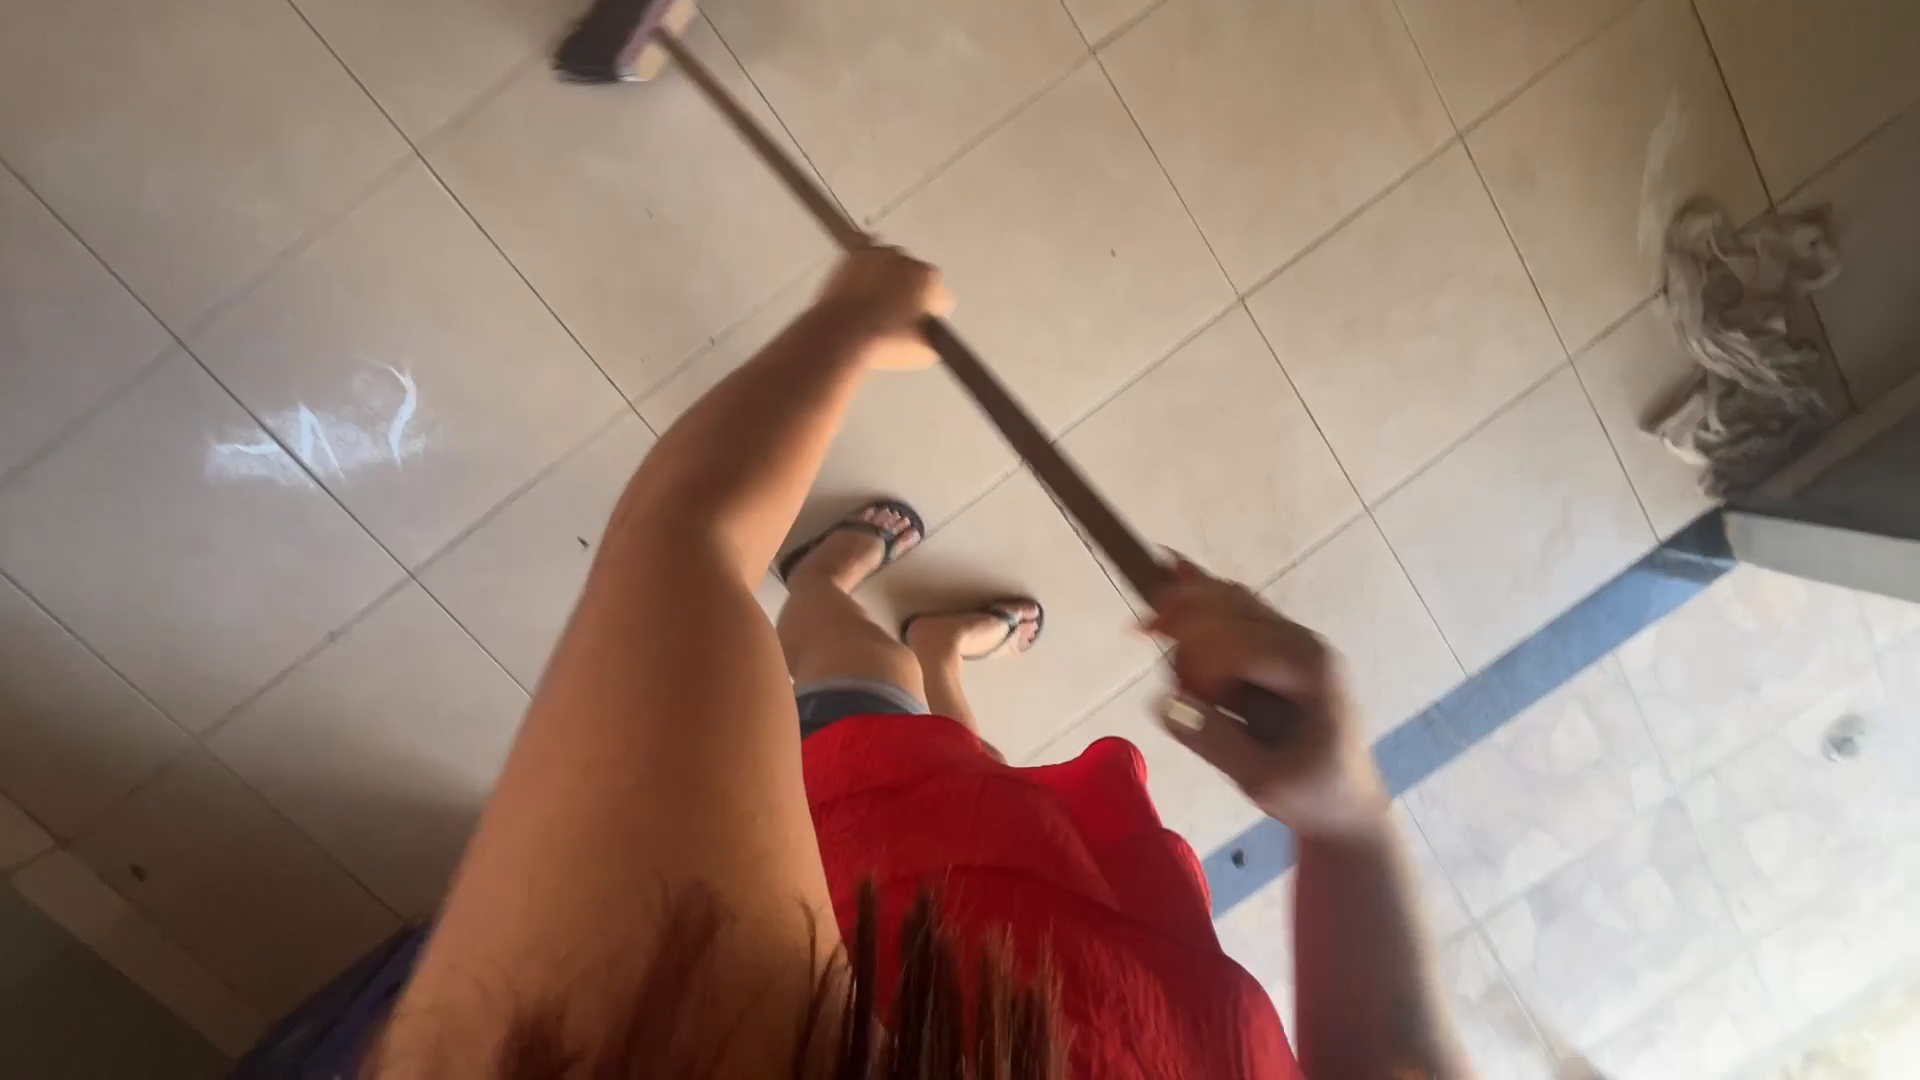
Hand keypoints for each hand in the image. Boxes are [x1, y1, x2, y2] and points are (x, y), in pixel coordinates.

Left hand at [812, 244, 952, 369]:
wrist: (841, 333)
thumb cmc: (887, 343)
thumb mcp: (924, 351)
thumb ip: (935, 336)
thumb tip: (931, 332)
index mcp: (931, 279)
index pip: (941, 297)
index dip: (931, 314)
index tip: (919, 327)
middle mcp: (909, 259)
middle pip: (917, 278)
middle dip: (910, 293)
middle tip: (895, 317)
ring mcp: (880, 253)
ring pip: (892, 267)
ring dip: (889, 281)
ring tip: (874, 306)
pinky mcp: (854, 255)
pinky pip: (867, 259)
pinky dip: (867, 271)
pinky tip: (861, 289)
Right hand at [1145, 561, 1388, 839]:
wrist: (1344, 802)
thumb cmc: (1308, 795)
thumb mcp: (1262, 783)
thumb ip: (1216, 742)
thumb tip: (1166, 702)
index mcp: (1309, 670)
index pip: (1234, 643)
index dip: (1198, 667)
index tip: (1189, 703)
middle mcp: (1303, 640)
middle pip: (1225, 607)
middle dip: (1182, 627)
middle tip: (1143, 642)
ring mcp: (1291, 636)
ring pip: (1225, 598)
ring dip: (1183, 608)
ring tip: (1147, 626)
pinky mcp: (1276, 641)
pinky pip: (1232, 602)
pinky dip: (1199, 591)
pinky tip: (1172, 567)